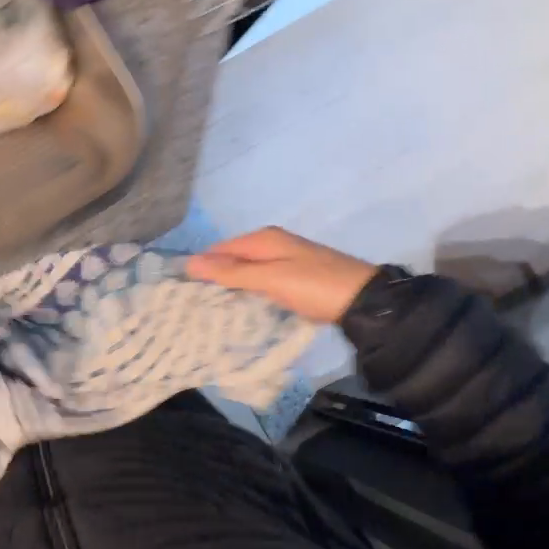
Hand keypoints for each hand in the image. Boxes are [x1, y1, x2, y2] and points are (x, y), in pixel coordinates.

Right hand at [187, 228, 378, 324]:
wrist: (365, 301)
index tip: (183, 292)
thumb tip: (190, 262)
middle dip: (215, 277)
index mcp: (264, 238)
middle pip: (233, 259)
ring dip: (233, 287)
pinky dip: (251, 293)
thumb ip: (232, 272)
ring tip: (213, 311)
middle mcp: (273, 243)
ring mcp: (286, 260)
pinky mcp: (296, 278)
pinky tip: (245, 309)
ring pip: (248, 272)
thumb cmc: (314, 286)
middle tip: (195, 305)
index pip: (219, 249)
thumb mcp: (270, 279)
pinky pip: (263, 282)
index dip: (201, 267)